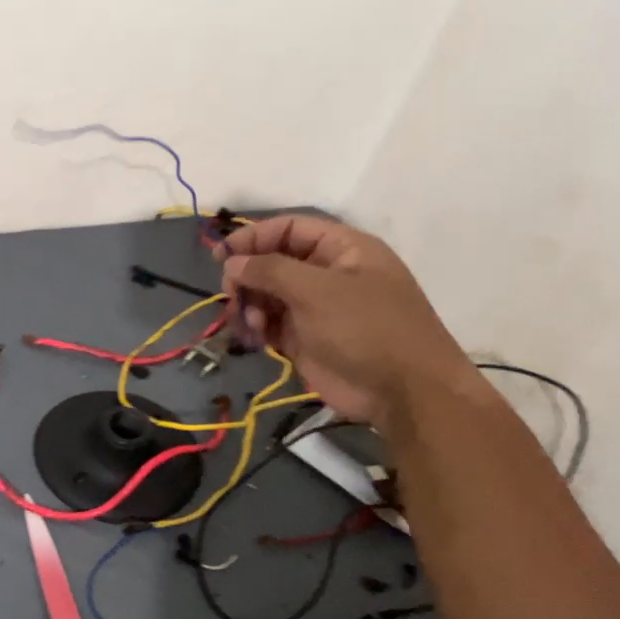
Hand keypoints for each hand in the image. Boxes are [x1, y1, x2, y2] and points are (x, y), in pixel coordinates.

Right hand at [215, 215, 478, 426]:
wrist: (399, 390)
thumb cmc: (366, 329)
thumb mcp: (318, 291)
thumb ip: (270, 270)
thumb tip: (232, 261)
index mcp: (343, 250)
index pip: (290, 228)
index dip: (253, 237)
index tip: (220, 256)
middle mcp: (327, 273)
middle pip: (272, 262)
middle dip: (248, 277)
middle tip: (233, 296)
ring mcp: (314, 307)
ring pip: (266, 294)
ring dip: (249, 306)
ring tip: (251, 326)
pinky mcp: (303, 337)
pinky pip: (269, 323)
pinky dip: (255, 328)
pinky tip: (254, 339)